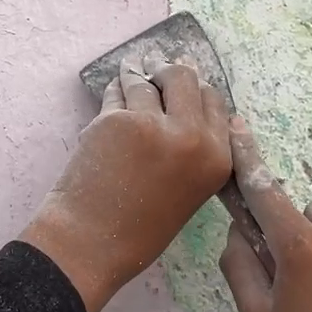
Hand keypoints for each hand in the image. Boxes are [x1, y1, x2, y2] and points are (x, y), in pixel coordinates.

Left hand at [22, 51, 231, 311]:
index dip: (194, 89)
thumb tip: (183, 103)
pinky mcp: (118, 120)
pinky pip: (117, 92)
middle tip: (152, 70)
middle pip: (183, 76)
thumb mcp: (188, 188)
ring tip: (129, 74)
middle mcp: (193, 137)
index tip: (180, 84)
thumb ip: (194, 148)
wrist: (93, 241)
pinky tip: (111, 97)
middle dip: (166, 71)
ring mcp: (154, 125)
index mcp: (218, 159)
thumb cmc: (140, 225)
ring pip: (145, 80)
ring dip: (134, 77)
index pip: (214, 101)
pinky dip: (113, 93)